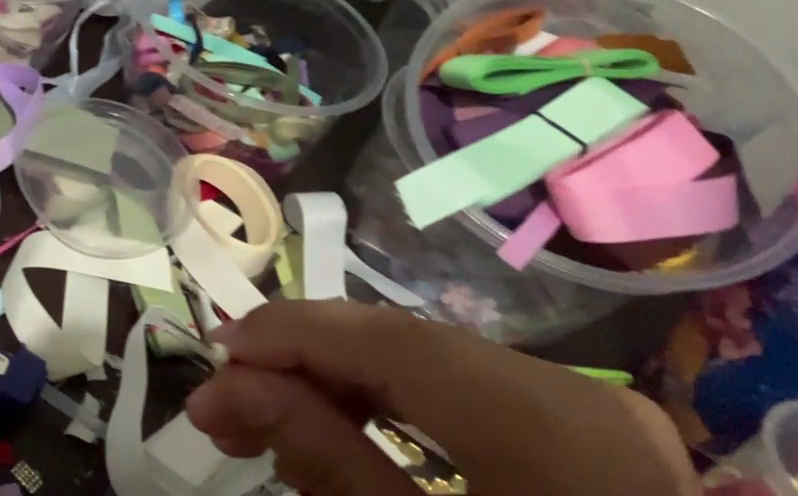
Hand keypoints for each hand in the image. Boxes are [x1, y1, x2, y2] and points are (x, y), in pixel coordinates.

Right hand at [184, 301, 698, 495]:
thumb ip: (328, 462)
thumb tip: (227, 389)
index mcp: (550, 426)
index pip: (387, 340)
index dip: (287, 334)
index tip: (212, 359)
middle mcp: (572, 396)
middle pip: (399, 345)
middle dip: (298, 364)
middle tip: (220, 405)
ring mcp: (585, 412)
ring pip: (422, 363)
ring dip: (333, 383)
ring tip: (262, 424)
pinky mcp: (581, 433)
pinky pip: (457, 392)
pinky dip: (387, 403)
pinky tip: (337, 430)